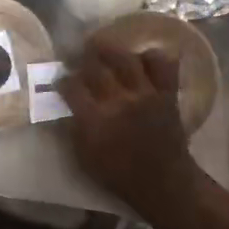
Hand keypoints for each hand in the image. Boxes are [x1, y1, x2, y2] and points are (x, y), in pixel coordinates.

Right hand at [59, 35, 201, 215]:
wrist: (162, 182)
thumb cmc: (118, 174)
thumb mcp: (85, 157)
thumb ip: (74, 129)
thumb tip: (66, 106)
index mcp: (95, 121)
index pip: (72, 88)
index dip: (63, 80)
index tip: (61, 80)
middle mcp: (119, 102)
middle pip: (96, 67)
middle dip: (83, 57)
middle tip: (78, 54)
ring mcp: (146, 94)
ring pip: (126, 57)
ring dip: (111, 49)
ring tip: (103, 46)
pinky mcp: (167, 93)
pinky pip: (162, 63)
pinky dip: (151, 57)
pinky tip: (141, 59)